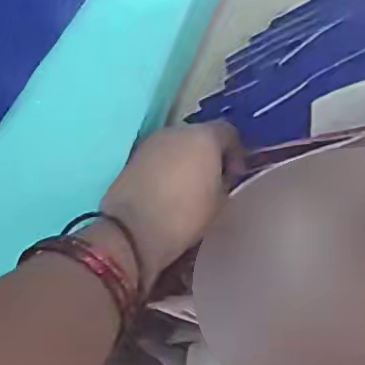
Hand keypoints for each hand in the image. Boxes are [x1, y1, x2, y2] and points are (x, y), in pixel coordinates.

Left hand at [100, 122, 237, 277]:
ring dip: (182, 162)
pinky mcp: (128, 162)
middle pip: (198, 137)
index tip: (234, 176)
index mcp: (203, 136)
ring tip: (185, 189)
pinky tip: (163, 192)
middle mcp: (174, 132)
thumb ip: (224, 180)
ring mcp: (147, 145)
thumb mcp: (219, 201)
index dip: (235, 153)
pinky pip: (154, 161)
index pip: (228, 133)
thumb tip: (218, 176)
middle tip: (210, 182)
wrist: (130, 233)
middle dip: (206, 156)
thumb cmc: (183, 217)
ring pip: (173, 148)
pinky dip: (162, 171)